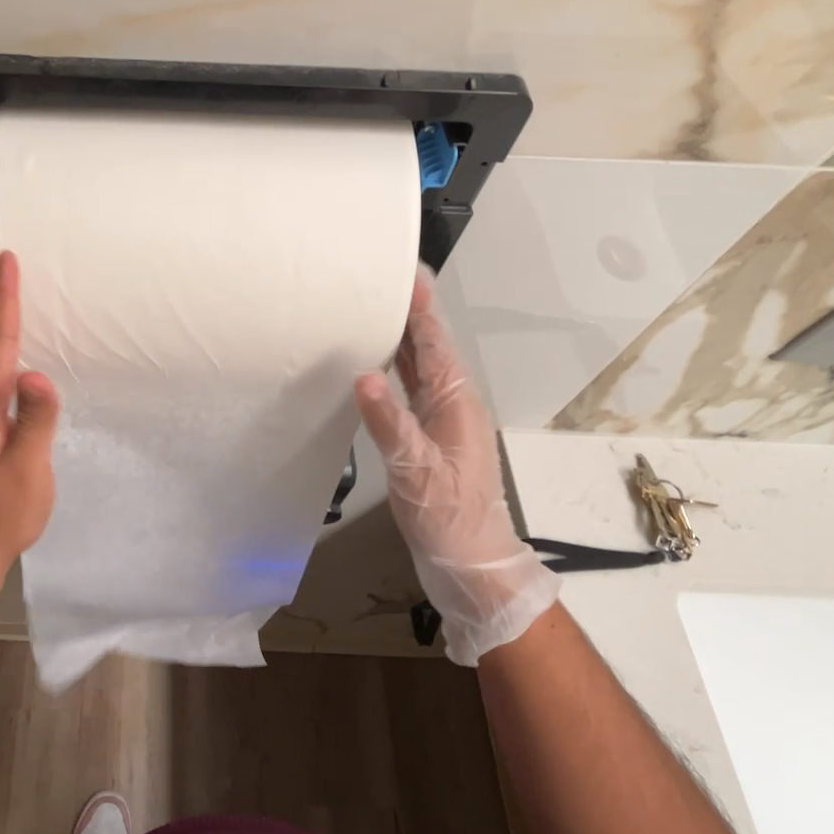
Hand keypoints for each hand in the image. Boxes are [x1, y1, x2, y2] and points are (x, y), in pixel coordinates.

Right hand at [354, 266, 559, 665]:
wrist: (472, 565)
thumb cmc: (450, 520)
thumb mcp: (418, 473)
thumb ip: (390, 424)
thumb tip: (361, 375)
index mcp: (455, 402)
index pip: (434, 342)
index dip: (421, 304)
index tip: (405, 268)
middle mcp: (451, 402)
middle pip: (428, 346)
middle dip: (407, 310)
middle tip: (376, 278)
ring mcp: (442, 420)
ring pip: (418, 366)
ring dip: (400, 336)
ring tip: (371, 308)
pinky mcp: (430, 437)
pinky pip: (411, 389)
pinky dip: (394, 368)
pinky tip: (373, 365)